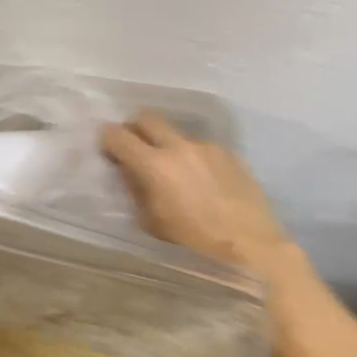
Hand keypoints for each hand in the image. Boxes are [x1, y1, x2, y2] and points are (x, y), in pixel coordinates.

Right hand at [101, 111, 294, 276]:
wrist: (248, 239)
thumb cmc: (192, 236)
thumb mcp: (151, 220)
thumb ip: (137, 190)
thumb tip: (131, 173)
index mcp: (154, 165)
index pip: (119, 136)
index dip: (108, 139)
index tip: (108, 150)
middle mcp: (179, 147)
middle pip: (147, 118)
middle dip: (135, 128)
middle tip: (135, 146)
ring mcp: (206, 146)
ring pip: (176, 133)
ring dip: (166, 144)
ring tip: (174, 170)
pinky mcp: (228, 152)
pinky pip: (200, 146)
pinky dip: (191, 156)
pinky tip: (200, 178)